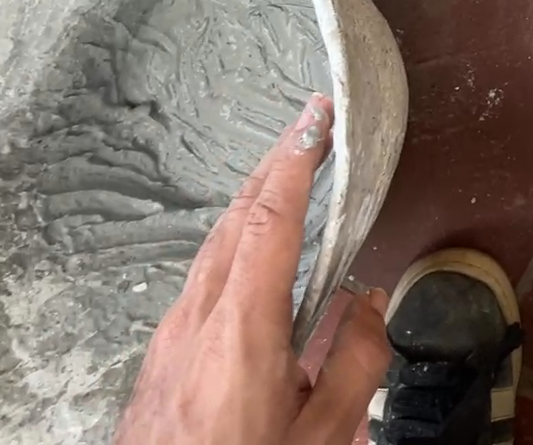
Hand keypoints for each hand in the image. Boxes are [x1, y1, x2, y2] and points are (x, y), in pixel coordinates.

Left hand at [116, 94, 391, 444]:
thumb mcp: (321, 439)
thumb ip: (356, 362)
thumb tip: (369, 302)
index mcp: (241, 331)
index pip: (269, 220)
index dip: (295, 162)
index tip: (316, 121)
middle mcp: (197, 320)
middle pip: (236, 216)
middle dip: (276, 161)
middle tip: (309, 124)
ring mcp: (172, 335)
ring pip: (216, 241)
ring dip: (255, 193)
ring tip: (290, 167)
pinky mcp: (164, 353)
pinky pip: (206, 271)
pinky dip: (238, 233)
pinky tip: (257, 241)